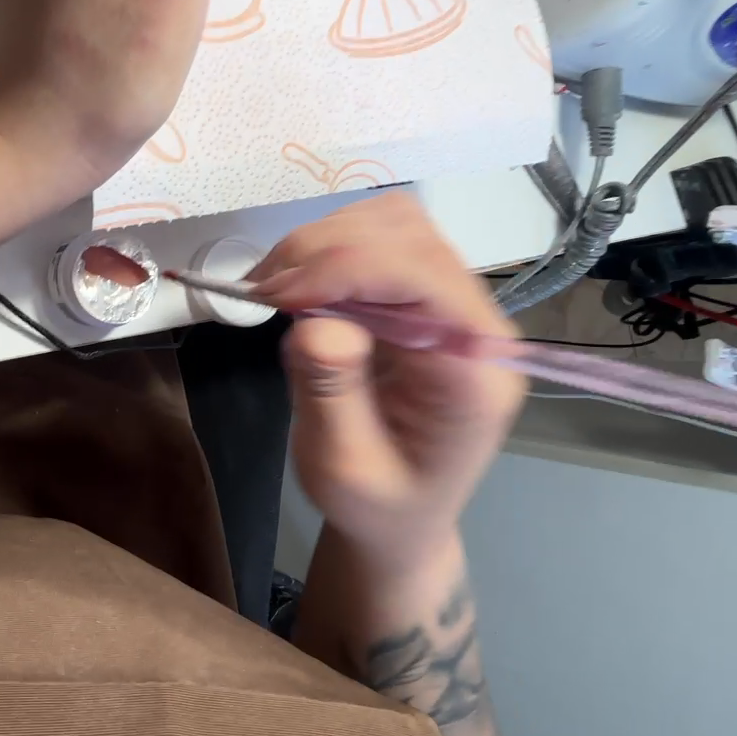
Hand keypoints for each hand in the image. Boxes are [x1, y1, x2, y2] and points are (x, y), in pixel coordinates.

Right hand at [249, 193, 524, 566]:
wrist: (400, 513)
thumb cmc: (376, 501)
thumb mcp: (343, 467)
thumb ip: (333, 395)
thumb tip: (317, 325)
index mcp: (472, 373)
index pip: (421, 278)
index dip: (343, 268)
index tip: (274, 296)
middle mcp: (474, 324)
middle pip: (407, 236)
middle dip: (323, 251)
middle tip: (262, 293)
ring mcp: (449, 303)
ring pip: (392, 223)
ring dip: (322, 243)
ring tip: (274, 287)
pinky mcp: (419, 295)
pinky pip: (378, 237)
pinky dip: (327, 246)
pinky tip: (297, 284)